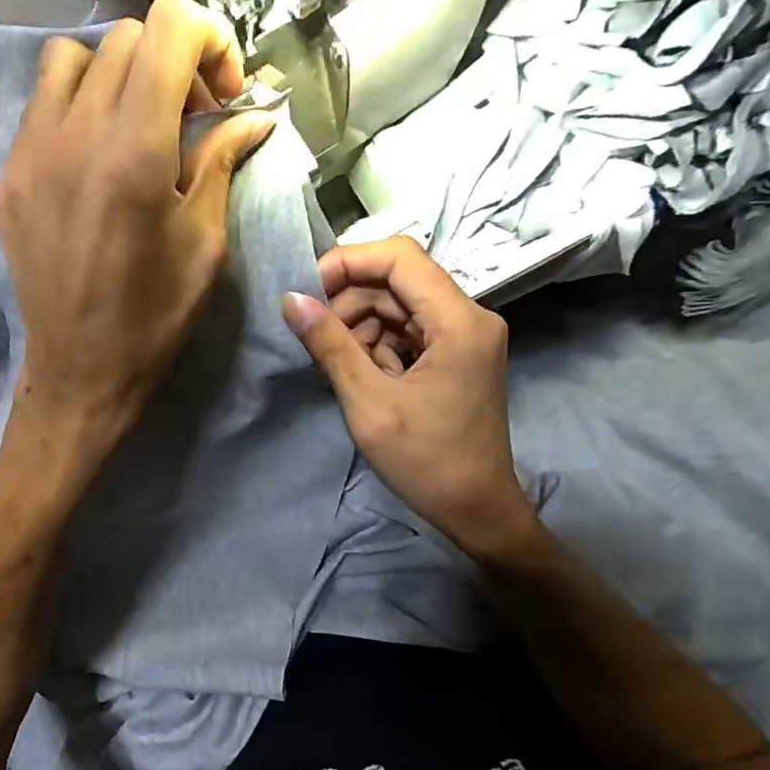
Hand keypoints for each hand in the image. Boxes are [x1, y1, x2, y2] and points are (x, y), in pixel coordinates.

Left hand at [0, 0, 276, 444]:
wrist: (80, 369)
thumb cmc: (156, 316)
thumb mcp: (205, 242)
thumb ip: (221, 161)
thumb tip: (253, 116)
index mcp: (135, 151)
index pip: (169, 29)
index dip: (211, 40)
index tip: (226, 94)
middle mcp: (74, 134)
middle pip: (128, 38)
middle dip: (175, 61)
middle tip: (196, 116)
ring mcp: (28, 151)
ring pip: (74, 57)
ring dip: (120, 74)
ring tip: (141, 123)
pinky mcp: (7, 174)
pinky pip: (42, 104)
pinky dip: (80, 104)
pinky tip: (98, 153)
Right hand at [282, 237, 536, 552]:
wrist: (477, 511)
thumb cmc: (427, 462)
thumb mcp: (369, 403)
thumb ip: (330, 345)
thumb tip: (291, 300)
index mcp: (459, 321)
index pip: (400, 257)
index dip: (348, 262)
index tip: (308, 291)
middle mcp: (470, 316)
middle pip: (398, 280)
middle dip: (350, 301)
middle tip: (317, 337)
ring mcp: (466, 335)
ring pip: (400, 304)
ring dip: (362, 325)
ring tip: (340, 363)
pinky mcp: (457, 353)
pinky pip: (410, 328)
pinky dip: (379, 343)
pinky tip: (363, 373)